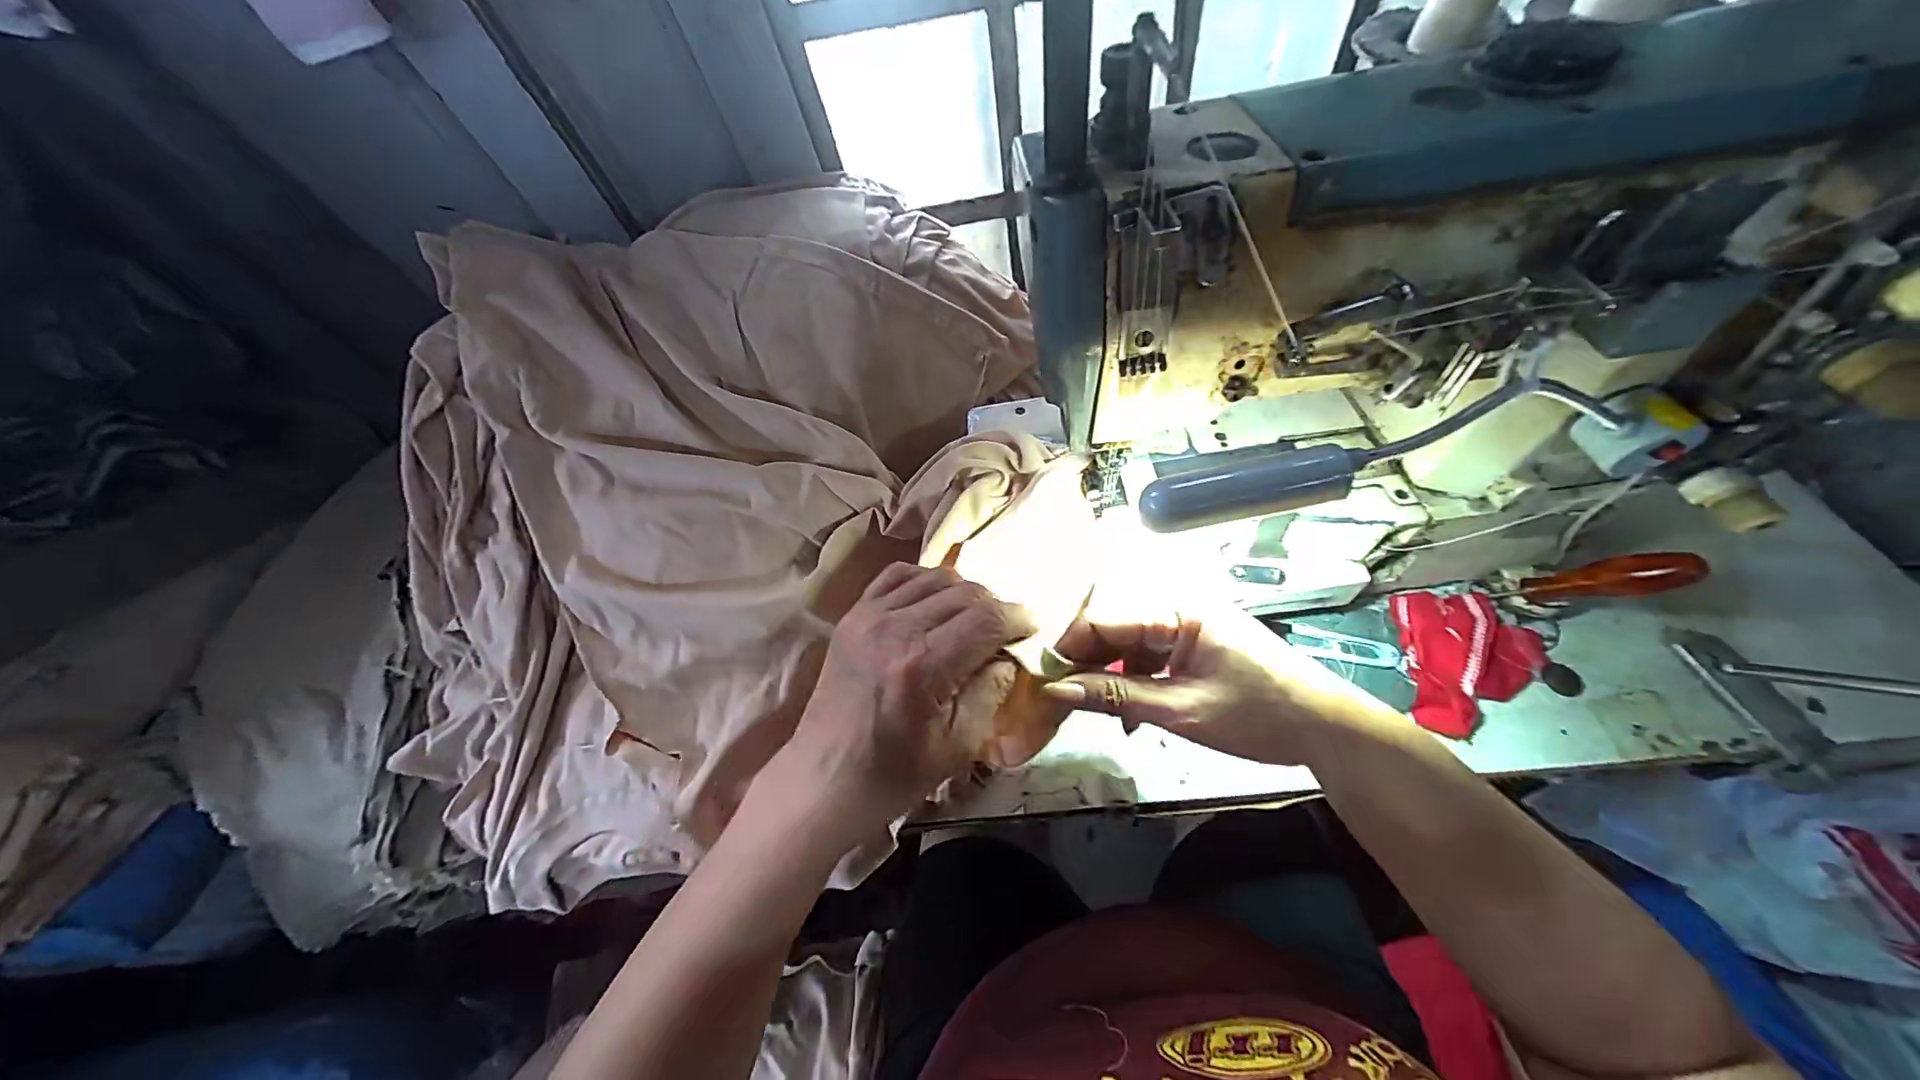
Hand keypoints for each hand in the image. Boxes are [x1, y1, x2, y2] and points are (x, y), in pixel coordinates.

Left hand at [776, 563, 1035, 842]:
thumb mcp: (958, 746)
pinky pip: (896, 576)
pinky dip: (924, 580)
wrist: (825, 778)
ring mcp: (868, 616)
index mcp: (923, 665)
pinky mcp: (852, 616)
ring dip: (963, 592)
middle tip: (1007, 628)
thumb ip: (990, 692)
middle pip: (964, 592)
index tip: (1033, 627)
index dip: (1018, 619)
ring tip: (975, 616)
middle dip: (995, 606)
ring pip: (933, 578)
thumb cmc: (893, 774)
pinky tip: (935, 601)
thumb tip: (1007, 655)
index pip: (986, 618)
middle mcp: (895, 628)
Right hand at [1040, 606, 1395, 765]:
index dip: (1068, 647)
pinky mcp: (1194, 647)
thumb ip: (1115, 697)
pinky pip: (1149, 657)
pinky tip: (1128, 712)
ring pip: (1127, 644)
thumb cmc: (1260, 714)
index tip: (1038, 677)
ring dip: (1108, 676)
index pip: (1104, 619)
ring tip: (1092, 709)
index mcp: (1177, 610)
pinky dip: (1133, 682)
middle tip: (1059, 696)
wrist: (1328, 729)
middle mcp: (1178, 609)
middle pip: (1113, 627)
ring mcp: (1187, 628)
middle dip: (1085, 661)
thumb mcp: (1182, 710)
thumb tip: (1056, 689)